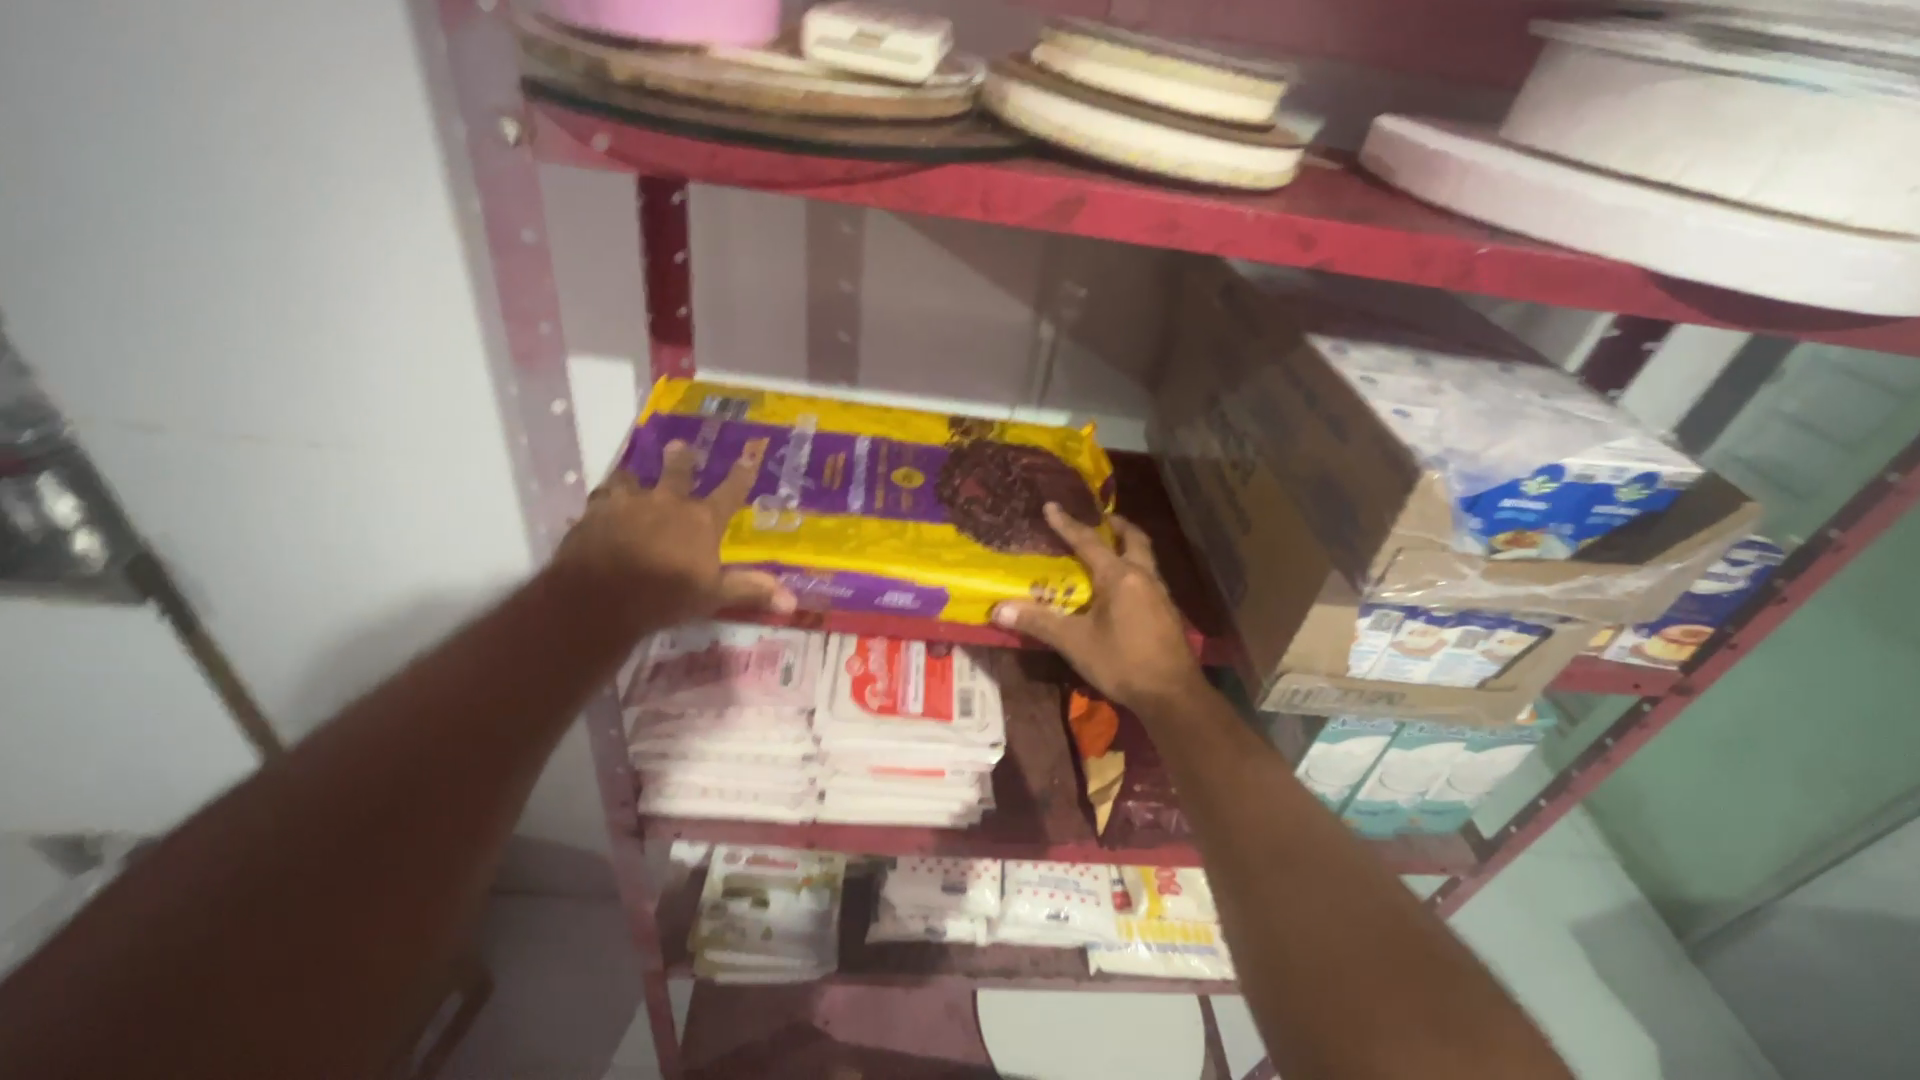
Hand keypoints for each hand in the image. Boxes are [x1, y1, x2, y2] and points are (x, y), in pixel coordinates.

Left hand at [552, 440, 796, 633]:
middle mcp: (666, 503)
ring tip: (630, 475)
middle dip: (680, 459)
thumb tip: (793, 601)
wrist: (600, 597)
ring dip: (632, 478)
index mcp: (701, 521)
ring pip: (630, 480)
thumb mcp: (713, 596)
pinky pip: (598, 501)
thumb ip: (750, 591)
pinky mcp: (594, 514)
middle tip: (679, 445)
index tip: (749, 455)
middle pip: (676, 473)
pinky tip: (597, 507)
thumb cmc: (665, 596)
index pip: (729, 492)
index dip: (742, 475)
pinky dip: (601, 503)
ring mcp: (627, 505)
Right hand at [992, 504, 1205, 712]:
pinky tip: (1122, 589)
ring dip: (1127, 547)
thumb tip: (999, 610)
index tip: (1052, 506)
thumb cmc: (1122, 662)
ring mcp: (1160, 594)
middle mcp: (1144, 576)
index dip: (1068, 524)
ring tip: (1108, 550)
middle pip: (1133, 539)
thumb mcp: (1075, 642)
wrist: (1172, 694)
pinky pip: (1149, 578)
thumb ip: (1039, 622)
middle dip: (1116, 526)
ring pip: (1145, 558)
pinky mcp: (1167, 613)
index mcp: (1120, 576)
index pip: (1089, 542)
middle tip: (1099, 519)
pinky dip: (1134, 570)